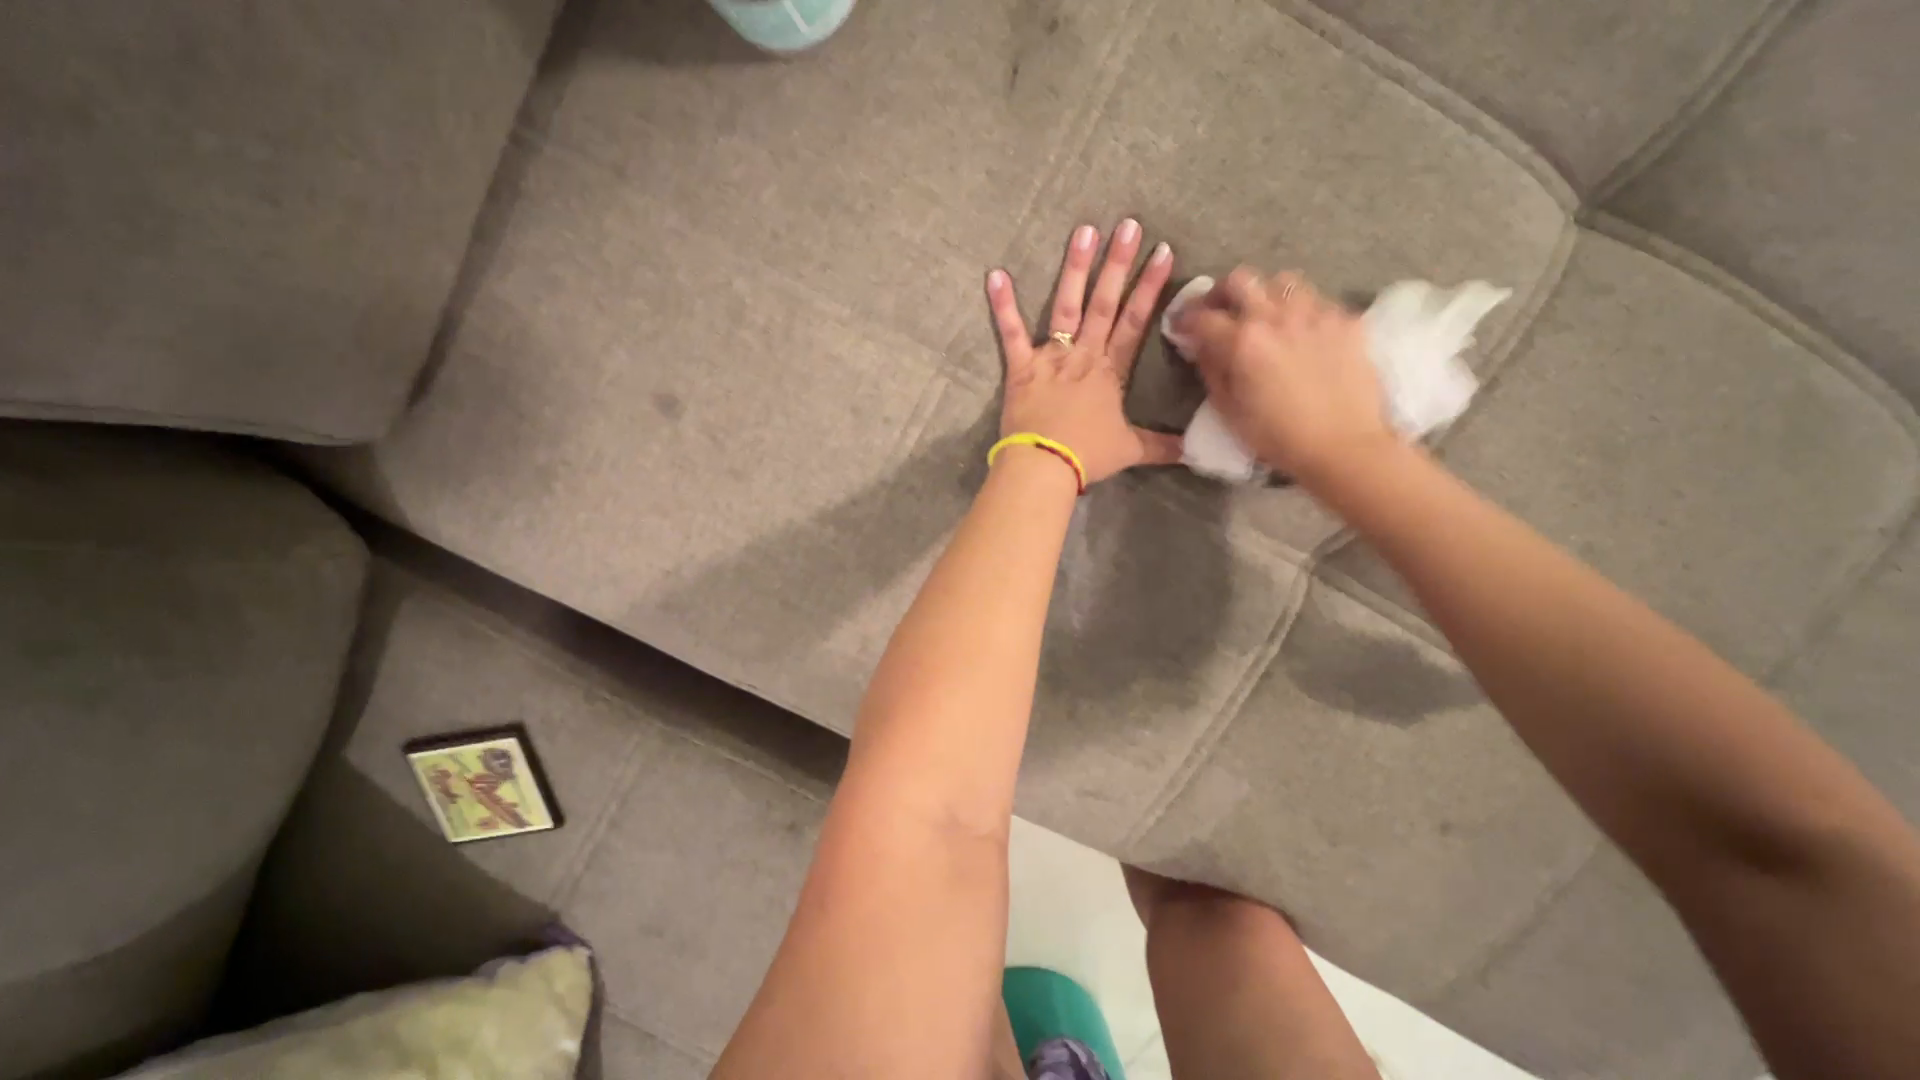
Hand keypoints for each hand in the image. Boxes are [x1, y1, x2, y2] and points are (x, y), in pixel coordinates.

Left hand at [986, 220, 1183, 485]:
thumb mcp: (1131, 450)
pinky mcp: (1020, 369)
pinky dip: (1003, 305)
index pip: (1135, 322)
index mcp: (1110, 371)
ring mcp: (1051, 358)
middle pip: (1104, 303)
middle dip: (1118, 263)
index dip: (1150, 286)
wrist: (1046, 467)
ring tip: (1083, 231)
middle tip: (1127, 224)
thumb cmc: (1088, 456)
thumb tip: (1195, 450)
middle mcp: (1083, 356)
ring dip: (1075, 269)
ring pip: (1066, 307)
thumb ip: (1162, 446)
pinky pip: (1010, 333)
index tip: (1163, 251)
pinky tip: (996, 274)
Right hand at [1174, 268, 1393, 488]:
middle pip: (1241, 279)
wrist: (1345, 447)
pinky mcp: (1346, 320)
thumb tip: (1201, 347)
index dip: (1185, 318)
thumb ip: (1211, 371)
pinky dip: (1303, 311)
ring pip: (1283, 281)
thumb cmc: (1279, 438)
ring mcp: (1315, 313)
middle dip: (1224, 293)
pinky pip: (1318, 301)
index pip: (1202, 316)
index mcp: (1242, 341)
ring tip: (1268, 317)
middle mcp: (1276, 316)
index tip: (1181, 326)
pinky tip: (1304, 334)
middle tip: (1223, 312)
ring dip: (1267, 295)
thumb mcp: (1230, 411)